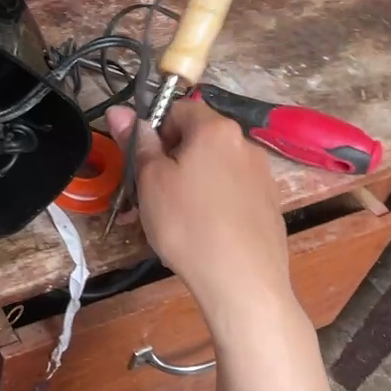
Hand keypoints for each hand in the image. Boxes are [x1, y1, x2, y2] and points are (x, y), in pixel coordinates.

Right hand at [106, 101, 289, 326]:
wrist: (243, 283)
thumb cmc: (187, 223)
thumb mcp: (150, 179)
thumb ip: (137, 141)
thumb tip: (120, 110)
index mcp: (216, 130)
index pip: (178, 108)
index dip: (154, 129)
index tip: (140, 159)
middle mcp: (245, 144)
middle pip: (197, 139)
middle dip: (168, 159)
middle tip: (145, 193)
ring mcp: (262, 177)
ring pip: (212, 169)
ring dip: (187, 182)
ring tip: (166, 218)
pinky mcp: (270, 206)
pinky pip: (230, 192)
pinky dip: (210, 202)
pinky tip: (197, 232)